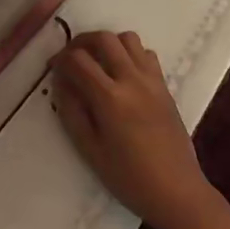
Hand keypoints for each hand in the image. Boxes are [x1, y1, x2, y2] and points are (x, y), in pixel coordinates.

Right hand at [50, 31, 224, 228]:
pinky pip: (146, 54)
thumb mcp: (90, 150)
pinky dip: (130, 53)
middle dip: (82, 42)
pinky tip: (122, 74)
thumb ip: (72, 112)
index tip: (53, 69)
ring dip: (108, 43)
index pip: (79, 60)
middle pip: (104, 38)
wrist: (176, 189)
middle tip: (71, 57)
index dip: (61, 60)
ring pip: (128, 39)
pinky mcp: (164, 85)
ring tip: (97, 62)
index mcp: (110, 98)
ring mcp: (152, 80)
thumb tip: (60, 83)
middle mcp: (132, 80)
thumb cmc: (128, 177)